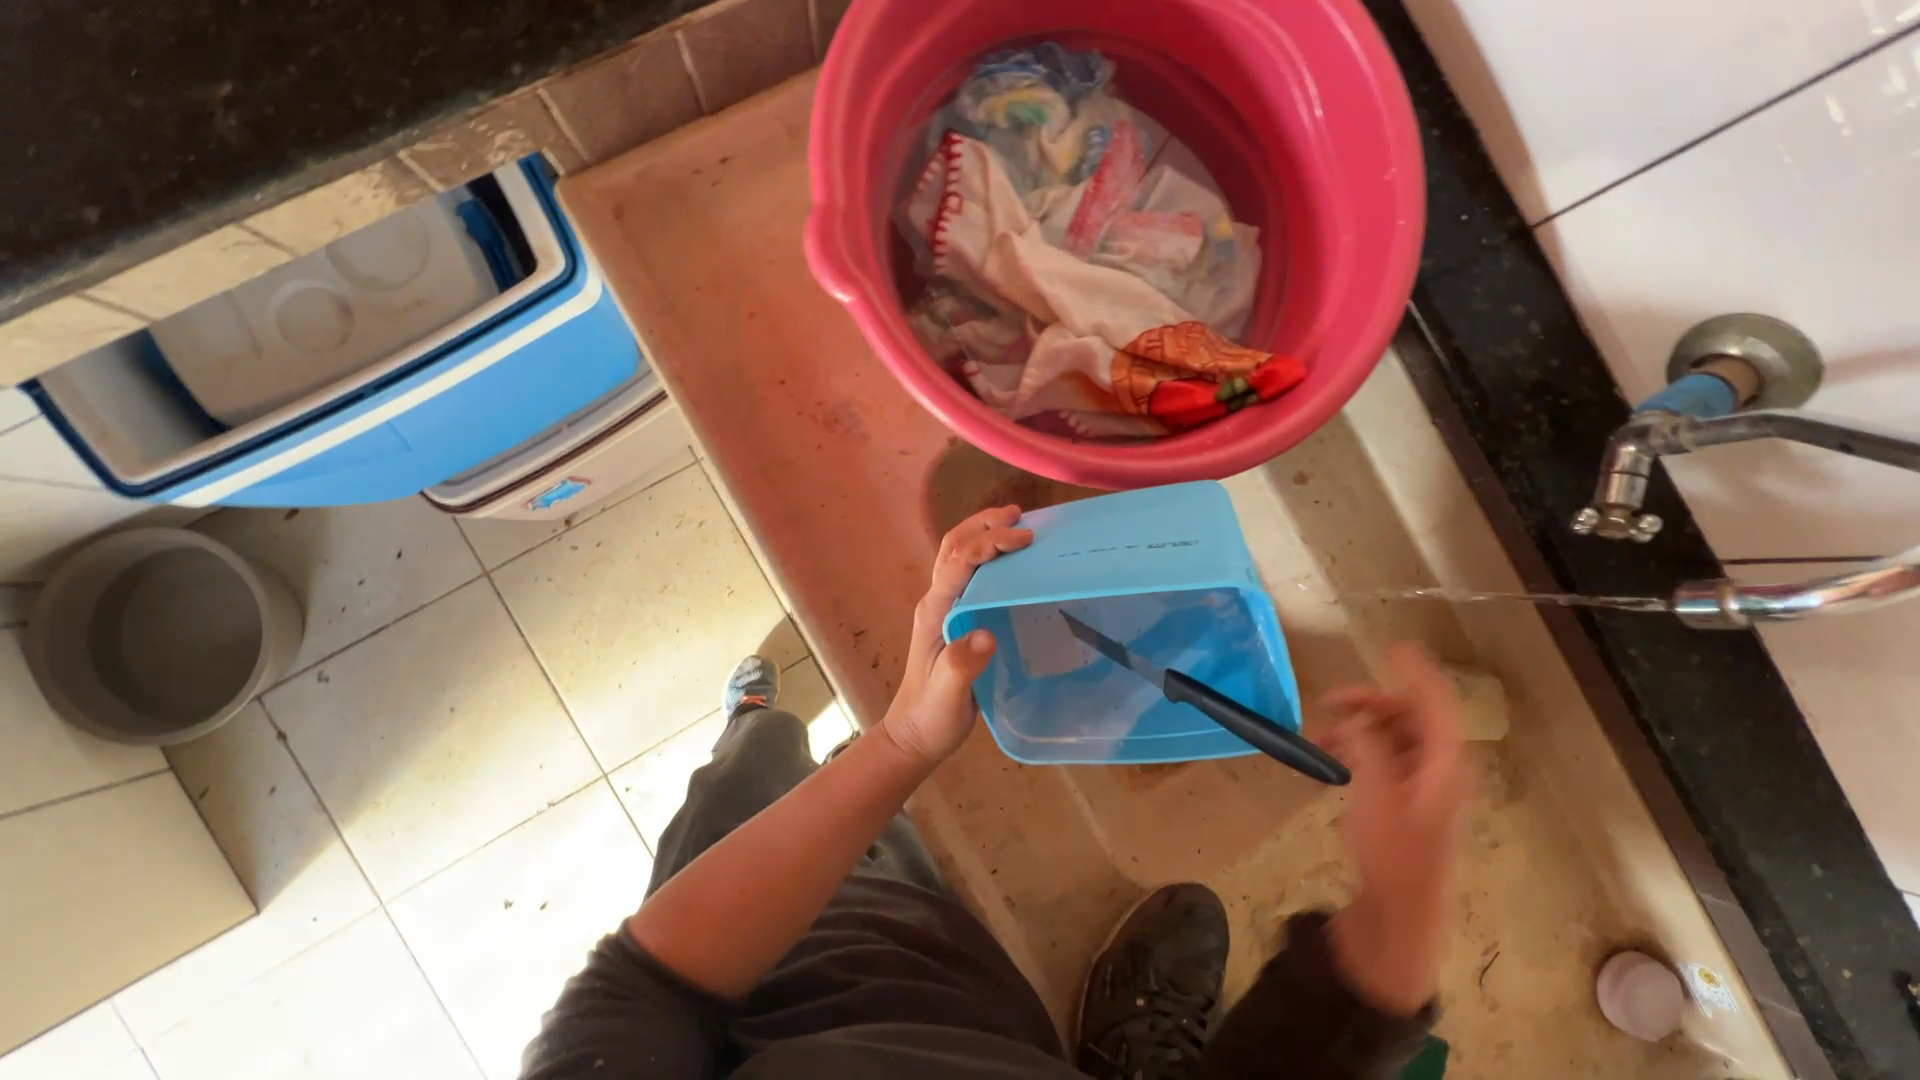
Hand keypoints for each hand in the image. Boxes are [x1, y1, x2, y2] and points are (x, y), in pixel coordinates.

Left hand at [880, 505, 1033, 764]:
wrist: (915, 735)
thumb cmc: (931, 715)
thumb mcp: (947, 694)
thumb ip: (962, 665)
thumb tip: (986, 635)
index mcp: (936, 611)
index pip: (960, 563)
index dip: (990, 544)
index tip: (1025, 538)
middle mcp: (937, 601)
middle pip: (954, 547)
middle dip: (984, 524)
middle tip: (1018, 514)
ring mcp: (944, 608)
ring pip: (958, 556)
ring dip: (983, 533)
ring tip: (1015, 522)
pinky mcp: (955, 618)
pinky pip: (969, 575)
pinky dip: (988, 556)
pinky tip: (1012, 561)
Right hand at [1321, 644, 1468, 1015]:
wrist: (1399, 913)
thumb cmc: (1391, 852)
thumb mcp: (1375, 792)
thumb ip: (1368, 745)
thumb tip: (1359, 717)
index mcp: (1443, 765)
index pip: (1436, 704)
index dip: (1417, 672)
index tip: (1392, 647)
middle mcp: (1439, 771)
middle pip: (1412, 719)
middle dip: (1372, 704)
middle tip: (1331, 700)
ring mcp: (1424, 790)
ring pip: (1395, 740)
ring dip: (1360, 730)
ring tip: (1321, 736)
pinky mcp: (1407, 806)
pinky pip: (1387, 762)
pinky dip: (1361, 753)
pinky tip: (1331, 761)